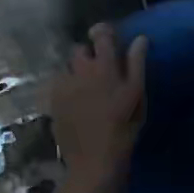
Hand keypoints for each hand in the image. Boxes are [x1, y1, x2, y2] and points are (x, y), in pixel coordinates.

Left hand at [50, 23, 148, 184]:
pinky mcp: (53, 102)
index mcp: (104, 66)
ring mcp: (62, 86)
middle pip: (79, 49)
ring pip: (67, 67)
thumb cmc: (123, 128)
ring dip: (76, 71)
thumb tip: (140, 39)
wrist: (94, 160)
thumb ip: (137, 64)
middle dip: (88, 53)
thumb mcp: (136, 95)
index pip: (101, 35)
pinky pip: (59, 85)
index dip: (105, 32)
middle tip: (100, 68)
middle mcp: (79, 70)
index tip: (109, 37)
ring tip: (87, 86)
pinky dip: (67, 87)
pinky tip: (76, 101)